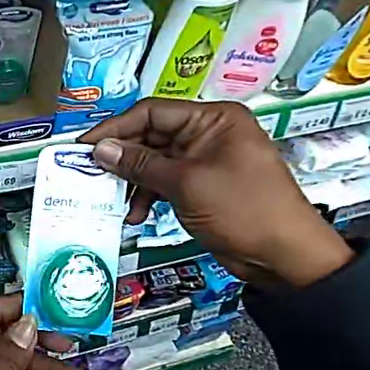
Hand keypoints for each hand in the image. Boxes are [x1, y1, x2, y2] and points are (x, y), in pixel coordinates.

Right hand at [82, 98, 351, 288]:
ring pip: (155, 162)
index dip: (116, 129)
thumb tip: (100, 150)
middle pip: (152, 137)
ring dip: (134, 182)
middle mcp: (208, 133)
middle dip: (123, 158)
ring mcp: (205, 161)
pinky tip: (137, 215)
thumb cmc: (244, 210)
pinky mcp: (202, 186)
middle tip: (92, 176)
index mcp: (213, 118)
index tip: (85, 146)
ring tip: (118, 203)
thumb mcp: (187, 183)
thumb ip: (141, 164)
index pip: (153, 112)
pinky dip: (149, 196)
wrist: (285, 257)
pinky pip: (166, 182)